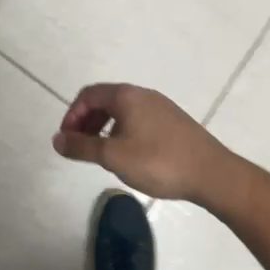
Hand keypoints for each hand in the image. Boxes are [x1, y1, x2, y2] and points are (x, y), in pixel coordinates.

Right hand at [53, 83, 238, 202]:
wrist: (213, 175)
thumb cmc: (158, 162)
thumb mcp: (113, 157)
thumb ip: (82, 147)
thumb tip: (56, 140)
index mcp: (126, 96)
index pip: (88, 95)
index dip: (72, 115)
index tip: (67, 140)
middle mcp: (143, 94)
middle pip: (105, 100)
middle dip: (87, 121)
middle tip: (80, 146)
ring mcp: (162, 107)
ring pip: (124, 111)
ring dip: (105, 128)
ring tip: (103, 154)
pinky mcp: (175, 122)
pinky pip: (140, 120)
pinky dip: (124, 131)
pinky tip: (131, 155)